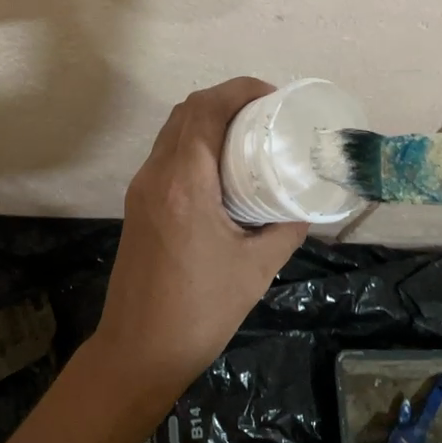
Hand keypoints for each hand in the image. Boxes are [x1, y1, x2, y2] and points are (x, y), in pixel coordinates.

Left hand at [92, 77, 308, 381]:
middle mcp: (157, 174)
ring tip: (246, 135)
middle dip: (226, 99)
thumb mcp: (256, 270)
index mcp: (185, 183)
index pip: (206, 110)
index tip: (272, 97)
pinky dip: (193, 143)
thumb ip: (284, 230)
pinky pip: (166, 153)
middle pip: (187, 110)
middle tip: (264, 114)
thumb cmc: (200, 311)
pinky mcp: (137, 203)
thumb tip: (304, 207)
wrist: (138, 352)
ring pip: (173, 129)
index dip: (239, 90)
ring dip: (207, 119)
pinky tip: (220, 167)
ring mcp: (141, 187)